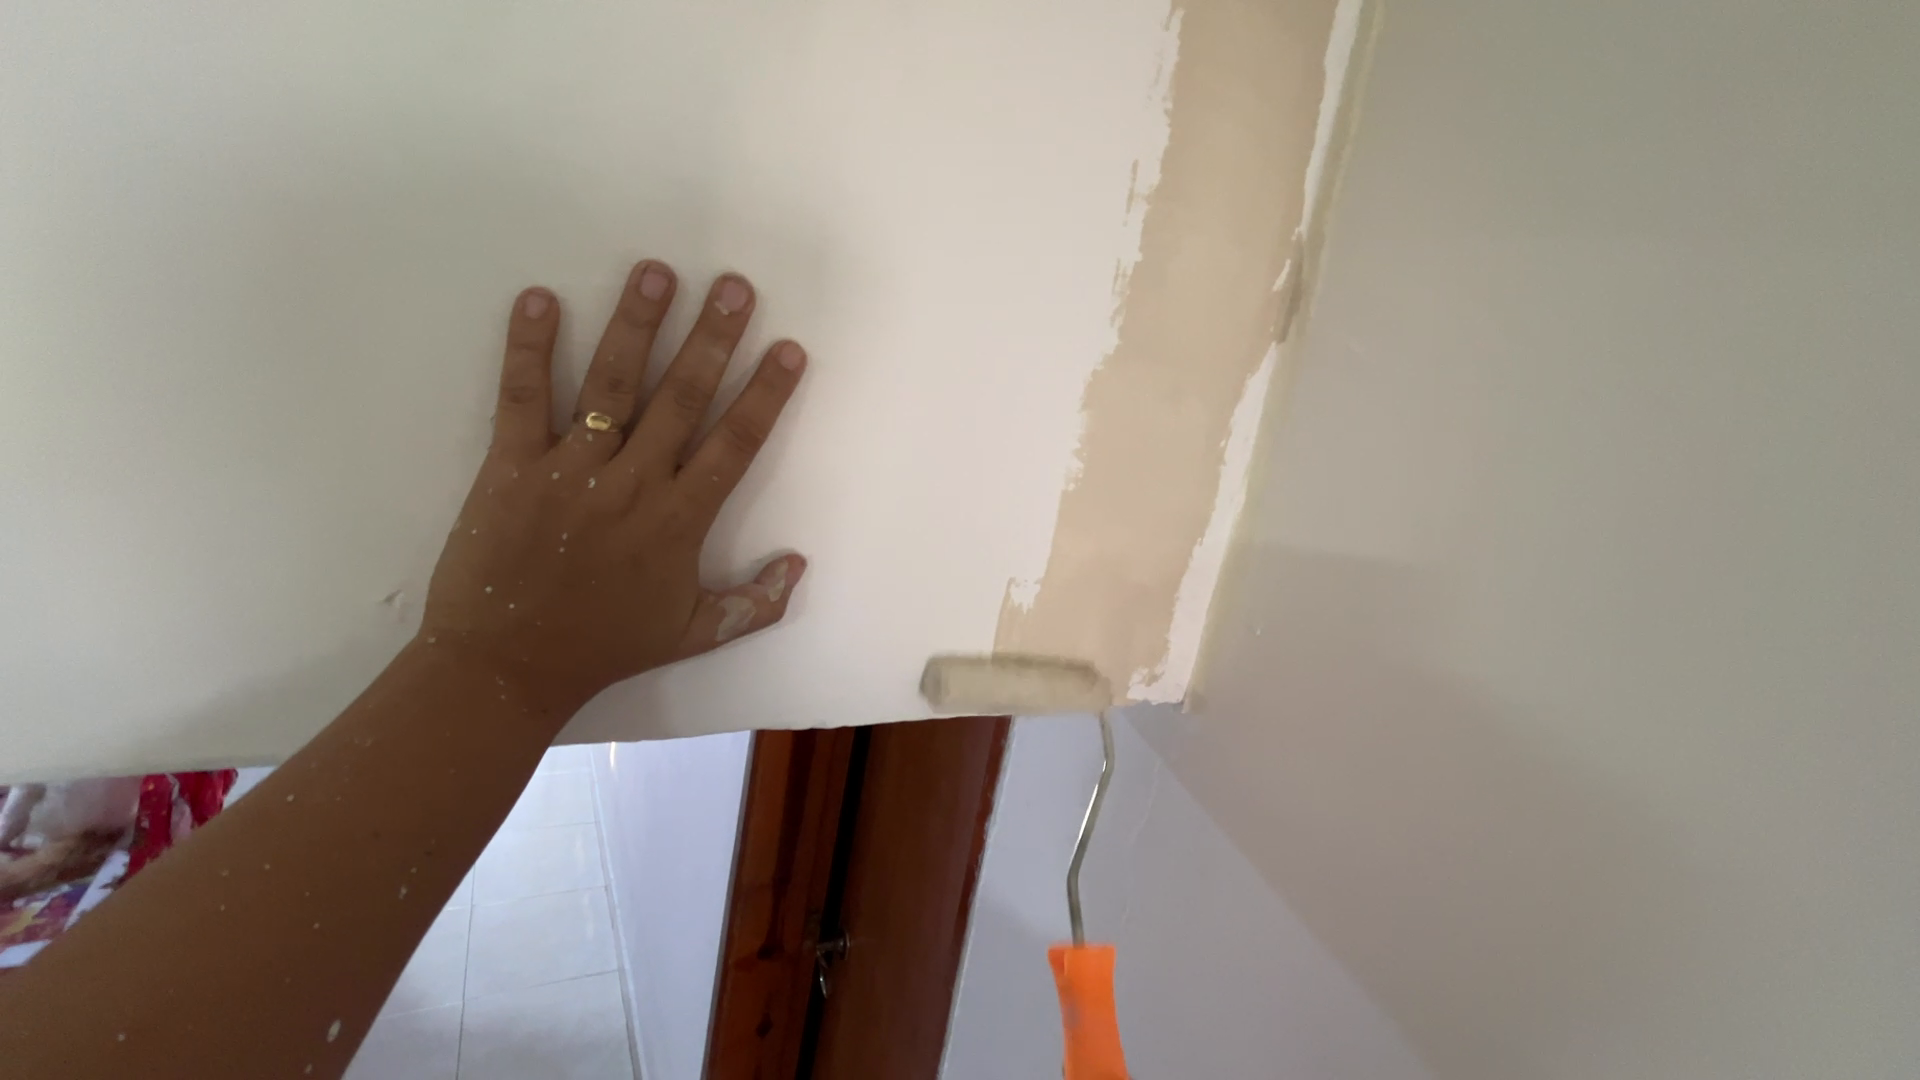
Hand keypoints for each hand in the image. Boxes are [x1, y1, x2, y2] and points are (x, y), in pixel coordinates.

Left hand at [419, 261, 806, 714]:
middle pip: (681, 398)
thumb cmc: (606, 646)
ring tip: (657, 271)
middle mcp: (632, 484)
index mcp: (680, 520)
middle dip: (712, 338)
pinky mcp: (511, 467)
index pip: (735, 443)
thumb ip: (757, 604)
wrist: (506, 667)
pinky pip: (521, 399)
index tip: (787, 348)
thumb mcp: (695, 634)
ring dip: (636, 326)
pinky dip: (528, 348)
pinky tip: (540, 298)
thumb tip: (800, 563)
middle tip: (734, 286)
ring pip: (610, 386)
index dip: (765, 393)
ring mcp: (570, 470)